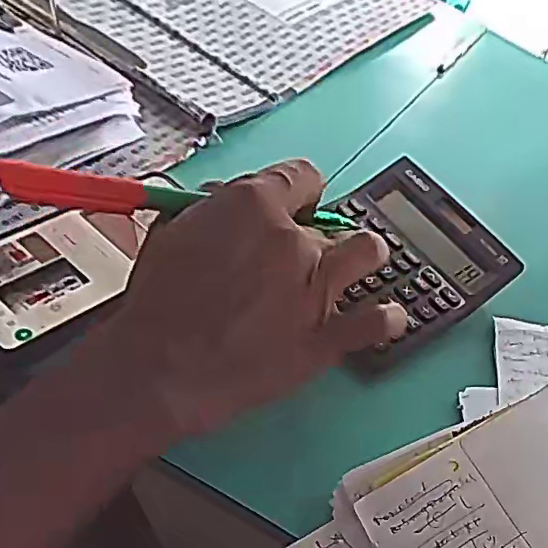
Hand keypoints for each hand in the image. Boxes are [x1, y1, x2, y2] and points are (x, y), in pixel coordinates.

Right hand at [79, 159, 401, 436]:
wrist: (160, 369)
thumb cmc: (158, 307)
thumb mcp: (172, 235)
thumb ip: (211, 213)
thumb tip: (227, 206)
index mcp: (253, 206)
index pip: (301, 178)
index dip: (299, 194)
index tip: (296, 207)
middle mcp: (293, 242)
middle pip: (329, 223)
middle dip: (318, 236)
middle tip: (305, 257)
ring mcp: (314, 291)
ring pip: (368, 253)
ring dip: (365, 258)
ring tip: (357, 269)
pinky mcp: (324, 338)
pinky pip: (378, 322)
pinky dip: (388, 319)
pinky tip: (388, 318)